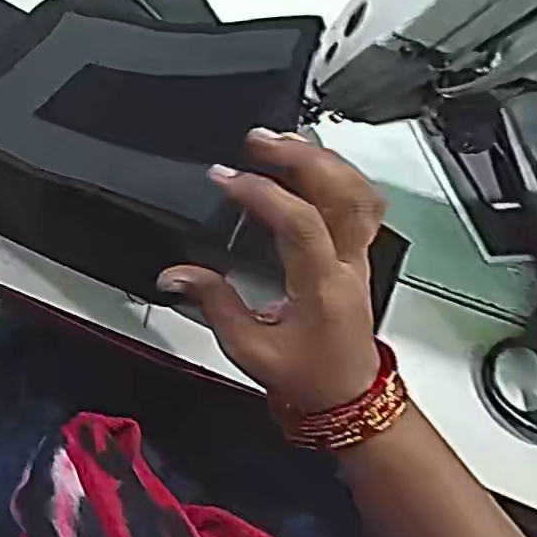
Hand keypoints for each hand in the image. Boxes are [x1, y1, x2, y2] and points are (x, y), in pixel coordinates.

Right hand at [157, 129, 386, 414]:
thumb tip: (175, 273)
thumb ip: (211, 301)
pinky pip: (361, 203)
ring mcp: (359, 256)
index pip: (302, 223)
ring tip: (283, 141)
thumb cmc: (306, 375)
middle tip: (259, 141)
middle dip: (302, 158)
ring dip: (323, 160)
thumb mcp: (247, 345)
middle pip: (345, 194)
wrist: (346, 395)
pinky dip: (338, 175)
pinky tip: (310, 164)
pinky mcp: (356, 254)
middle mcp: (348, 265)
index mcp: (321, 286)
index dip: (262, 194)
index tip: (224, 178)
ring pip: (360, 193)